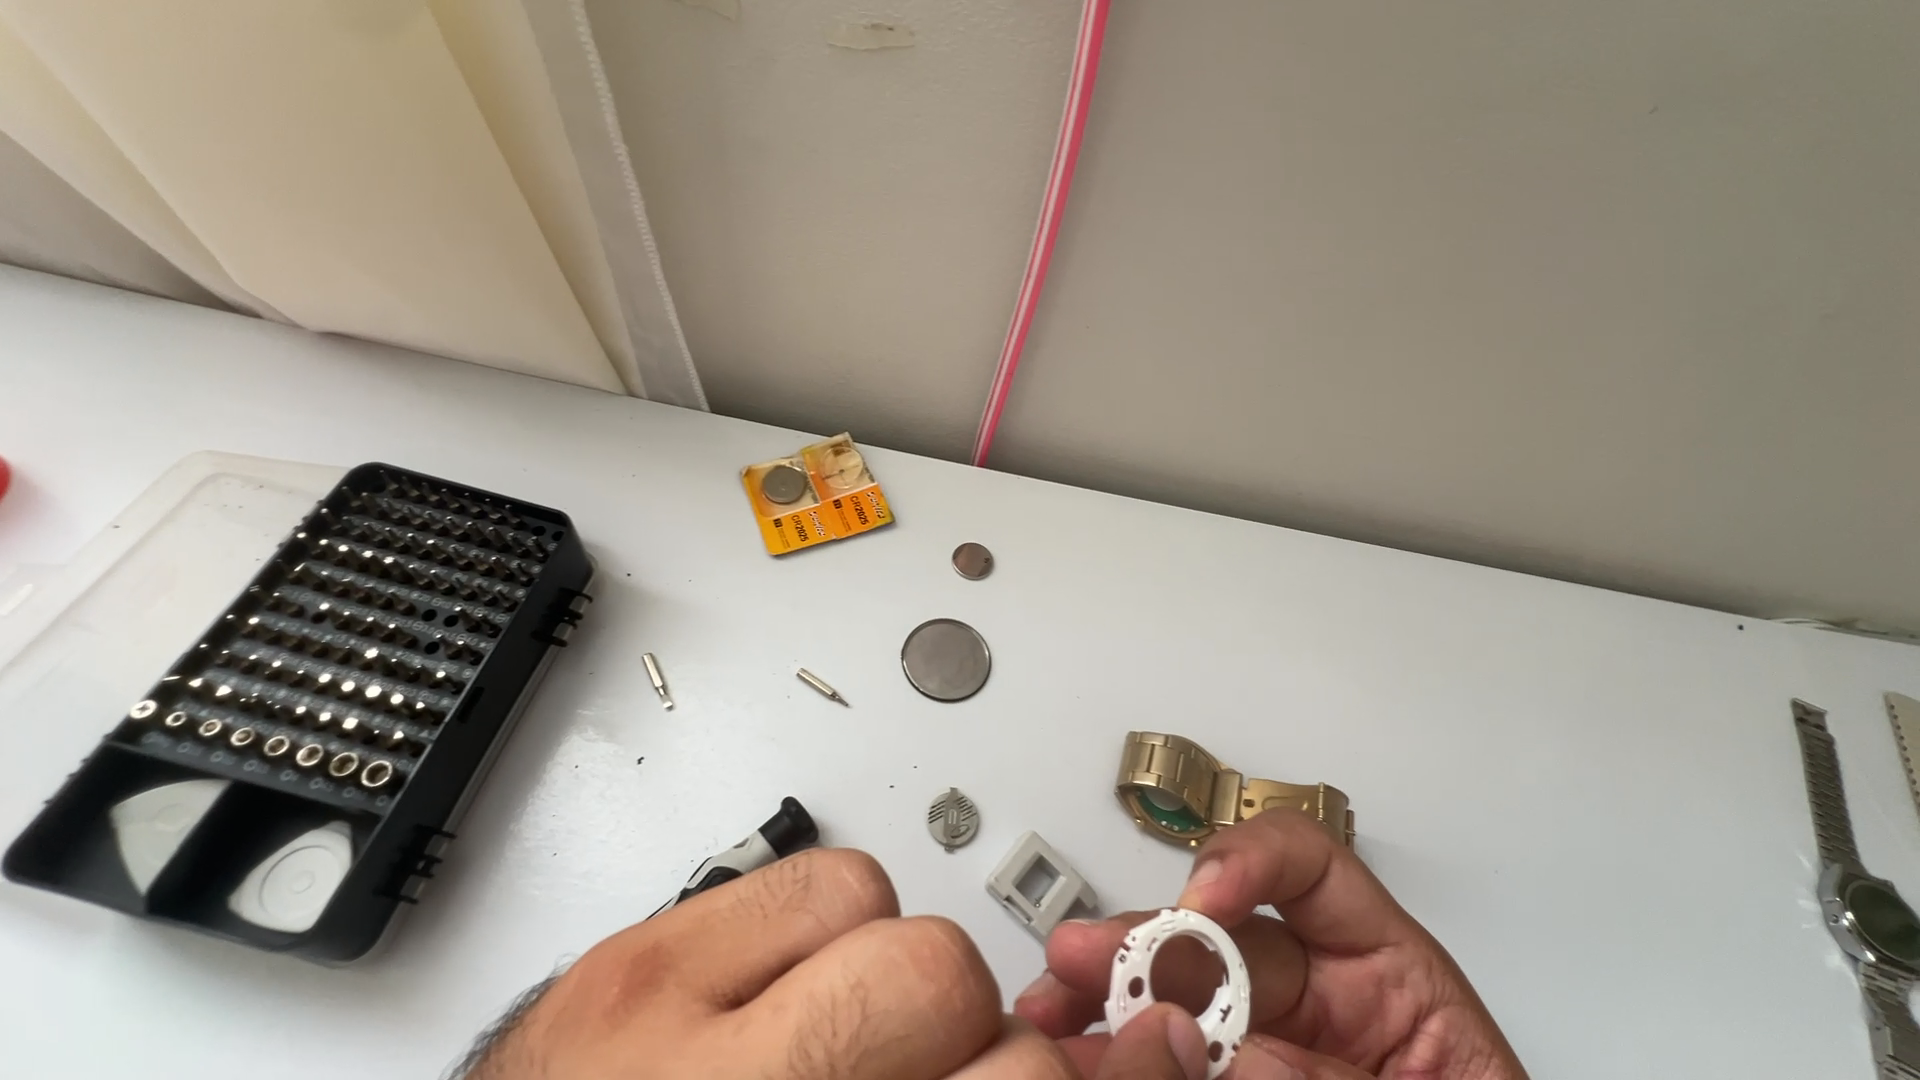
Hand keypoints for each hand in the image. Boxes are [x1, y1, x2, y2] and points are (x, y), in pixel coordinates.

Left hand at [458, 847, 1212, 1078]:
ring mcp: (650, 999)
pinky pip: (784, 880)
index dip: (1053, 1077)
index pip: (1001, 1076)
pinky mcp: (625, 954)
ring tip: (867, 1025)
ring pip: (865, 895)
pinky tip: (803, 991)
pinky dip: (827, 922)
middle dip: (978, 1025)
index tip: (1054, 1077)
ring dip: (897, 958)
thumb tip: (1048, 1065)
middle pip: (937, 972)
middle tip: (952, 1067)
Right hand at [1014, 811, 1528, 1078]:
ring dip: (1109, 997)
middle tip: (1077, 955)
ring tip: (1051, 1010)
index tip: (1202, 897)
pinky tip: (1071, 1055)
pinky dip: (1116, 1057)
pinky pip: (1170, 1059)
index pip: (1312, 869)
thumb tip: (1231, 1054)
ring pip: (1175, 999)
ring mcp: (1269, 1045)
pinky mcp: (1224, 1078)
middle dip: (1145, 940)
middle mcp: (1313, 994)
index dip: (1252, 858)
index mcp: (1384, 974)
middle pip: (1218, 939)